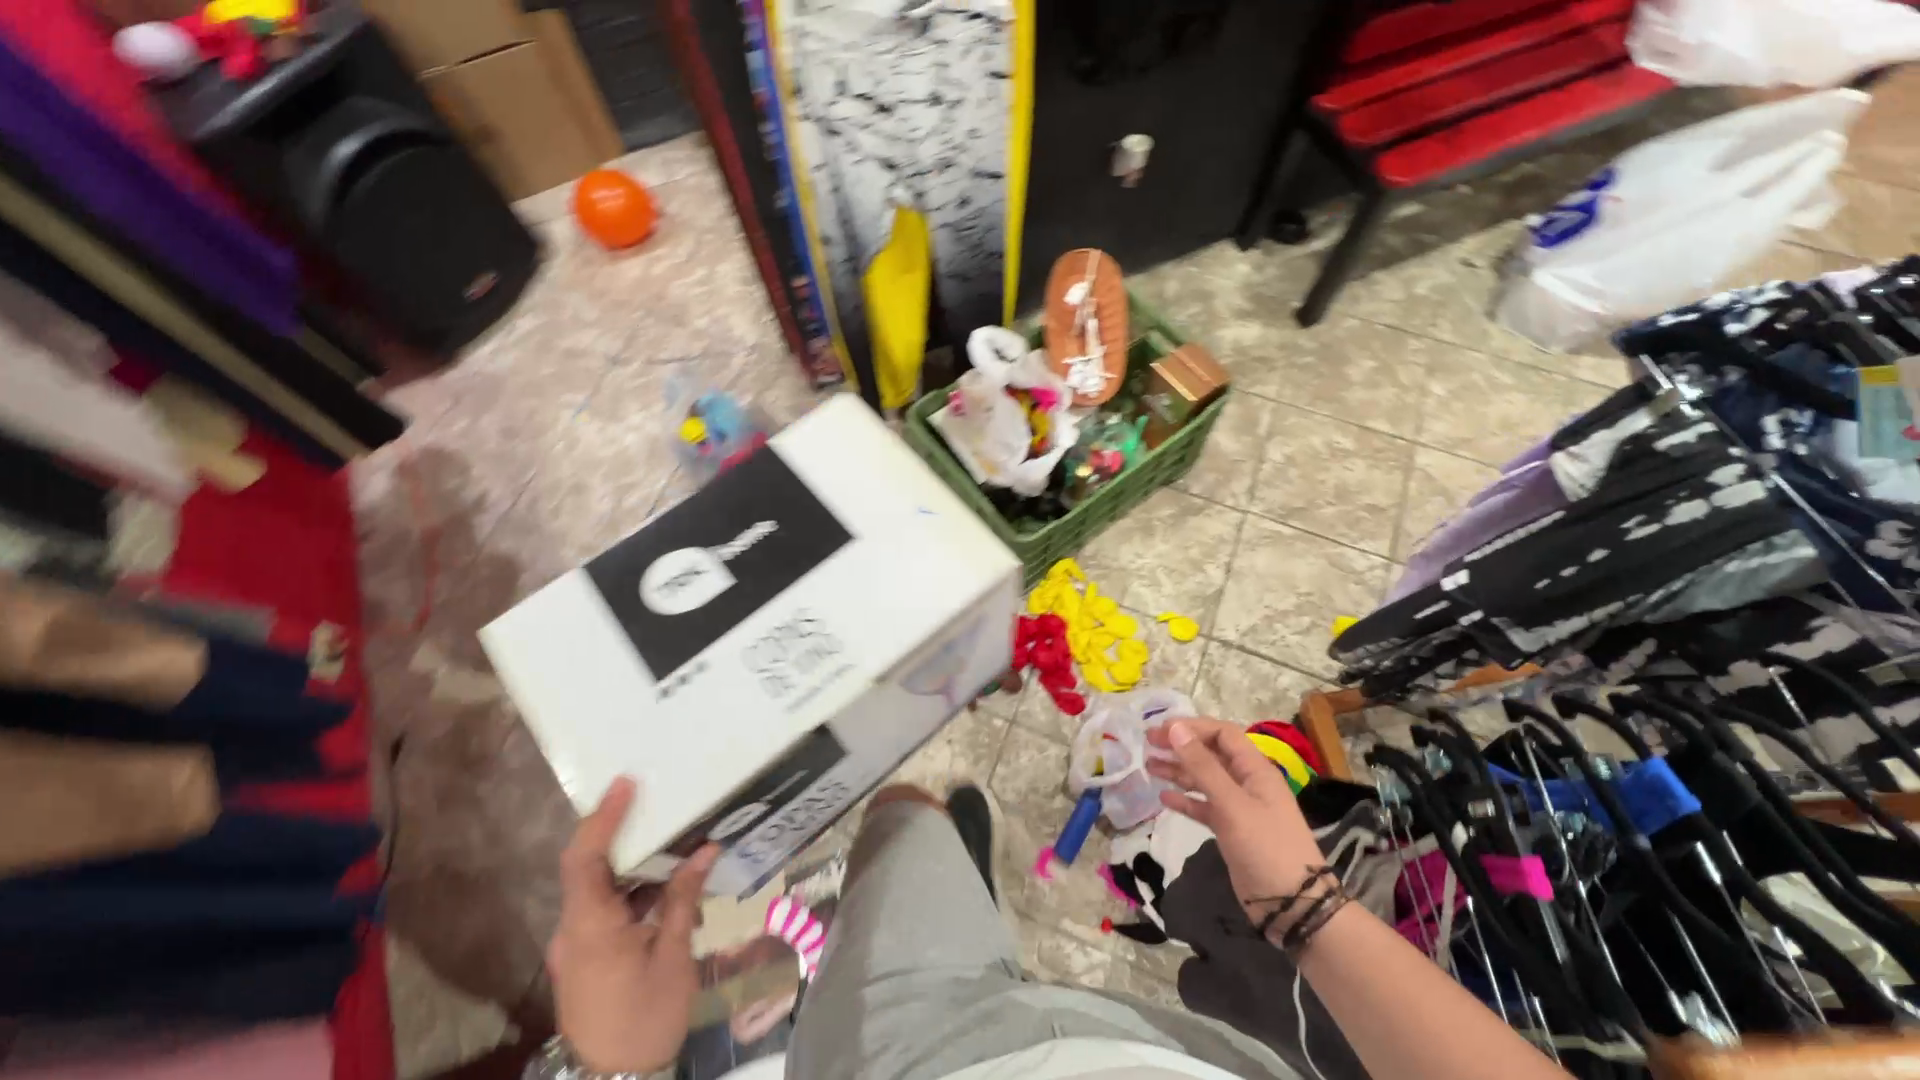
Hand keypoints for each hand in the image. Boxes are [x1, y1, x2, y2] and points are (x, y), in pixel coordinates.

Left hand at [547, 777, 717, 1073]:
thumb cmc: (647, 1016)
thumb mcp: (673, 957)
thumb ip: (682, 900)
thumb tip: (704, 852)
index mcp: (590, 927)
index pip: (585, 858)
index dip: (603, 818)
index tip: (625, 784)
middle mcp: (572, 930)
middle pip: (588, 868)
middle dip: (620, 834)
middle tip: (654, 805)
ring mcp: (574, 947)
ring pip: (598, 891)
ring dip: (632, 869)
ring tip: (673, 849)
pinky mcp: (583, 960)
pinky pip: (603, 913)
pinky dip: (631, 897)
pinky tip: (666, 896)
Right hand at [1146, 718, 1324, 934]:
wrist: (1292, 904)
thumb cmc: (1265, 847)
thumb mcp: (1232, 804)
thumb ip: (1203, 766)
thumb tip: (1176, 728)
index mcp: (1255, 769)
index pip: (1223, 734)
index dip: (1192, 727)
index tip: (1160, 730)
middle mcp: (1248, 783)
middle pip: (1211, 754)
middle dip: (1181, 746)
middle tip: (1147, 745)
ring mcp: (1240, 808)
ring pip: (1205, 780)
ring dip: (1179, 771)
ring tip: (1149, 766)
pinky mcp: (1231, 830)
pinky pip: (1204, 807)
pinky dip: (1185, 800)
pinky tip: (1164, 798)